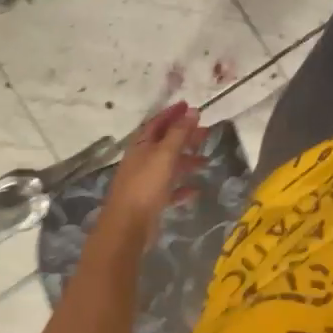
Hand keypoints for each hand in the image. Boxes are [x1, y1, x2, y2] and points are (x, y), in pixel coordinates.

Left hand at [96, 102, 203, 250]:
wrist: (127, 227)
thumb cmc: (146, 185)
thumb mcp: (165, 154)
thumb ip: (179, 133)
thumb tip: (193, 111)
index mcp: (141, 146)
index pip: (157, 123)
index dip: (172, 113)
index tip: (189, 105)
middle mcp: (141, 160)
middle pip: (164, 142)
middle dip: (184, 135)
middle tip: (205, 132)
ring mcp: (145, 181)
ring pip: (168, 165)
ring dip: (186, 160)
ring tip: (206, 160)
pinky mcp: (150, 201)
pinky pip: (169, 188)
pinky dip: (182, 186)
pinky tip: (195, 189)